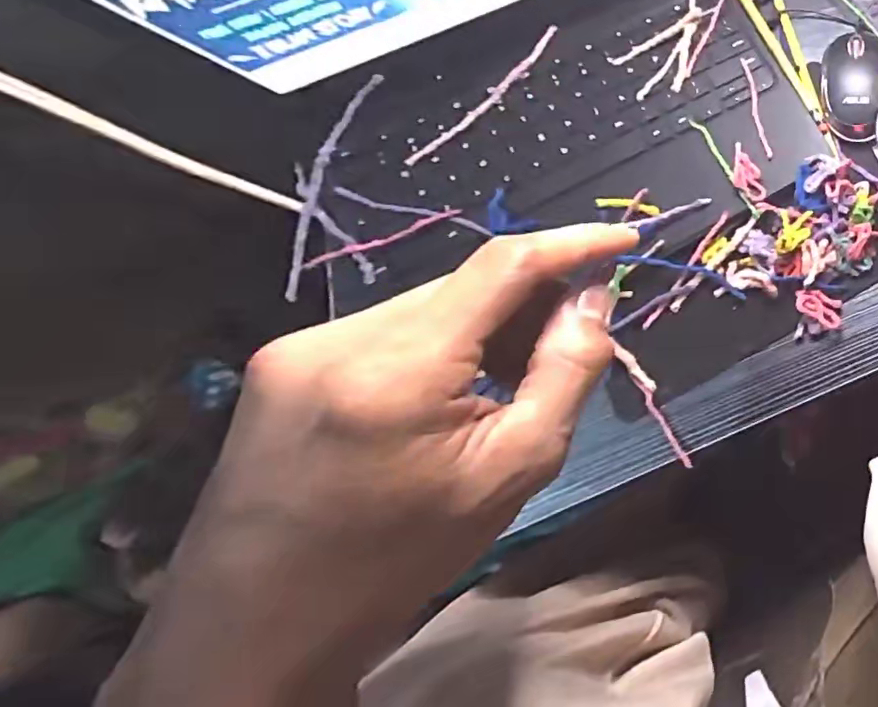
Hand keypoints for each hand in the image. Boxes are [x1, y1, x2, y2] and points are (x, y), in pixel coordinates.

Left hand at [102, 223, 639, 706]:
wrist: (250, 639)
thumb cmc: (403, 557)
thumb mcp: (519, 465)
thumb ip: (570, 367)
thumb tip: (593, 295)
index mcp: (396, 367)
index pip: (504, 264)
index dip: (575, 242)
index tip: (627, 239)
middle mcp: (339, 337)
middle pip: (473, 284)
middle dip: (538, 301)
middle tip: (575, 341)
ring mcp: (301, 347)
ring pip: (440, 302)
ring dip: (496, 324)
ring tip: (516, 380)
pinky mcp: (285, 363)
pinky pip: (403, 325)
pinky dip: (453, 342)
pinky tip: (462, 390)